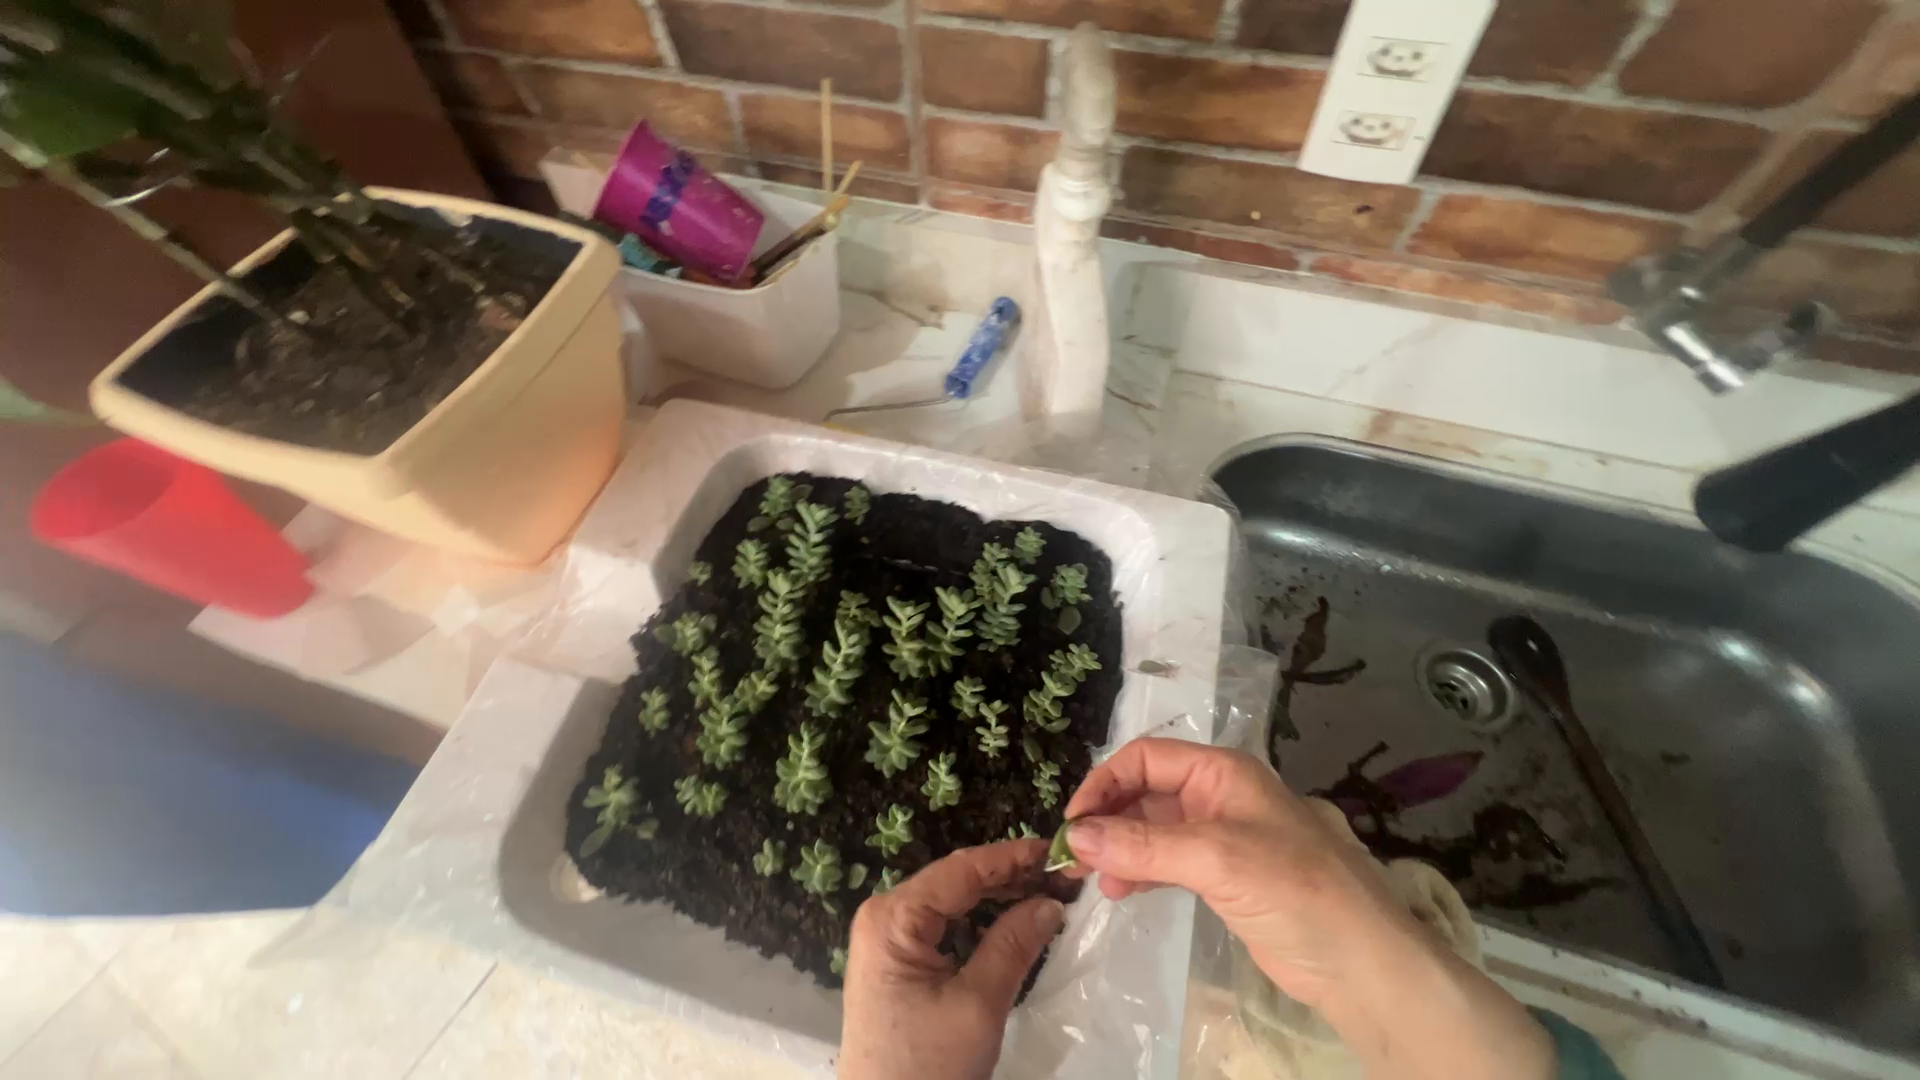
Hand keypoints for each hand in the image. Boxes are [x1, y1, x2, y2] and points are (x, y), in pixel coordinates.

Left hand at [838, 838, 1065, 1079]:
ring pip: (952, 900)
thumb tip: (1052, 902)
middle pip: (956, 879)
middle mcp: (885, 914)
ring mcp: (888, 937)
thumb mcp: (977, 1007)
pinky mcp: (897, 960)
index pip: (961, 868)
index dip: (1011, 855)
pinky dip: (979, 919)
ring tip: (1044, 890)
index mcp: (893, 916)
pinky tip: (1012, 917)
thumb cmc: (927, 1069)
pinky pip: (944, 924)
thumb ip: (1013, 946)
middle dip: (1008, 874)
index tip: (1056, 850)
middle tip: (1059, 875)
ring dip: (997, 894)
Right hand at [1062, 738, 1554, 1079]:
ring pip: (1154, 828)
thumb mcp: (1214, 858)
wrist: (1366, 964)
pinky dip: (1141, 871)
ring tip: (1093, 880)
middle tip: (1074, 855)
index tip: (1075, 822)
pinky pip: (1169, 860)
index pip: (1146, 758)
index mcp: (1222, 771)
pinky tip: (1122, 891)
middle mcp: (1219, 794)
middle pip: (1146, 791)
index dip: (1105, 783)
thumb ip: (1141, 845)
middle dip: (1108, 818)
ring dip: (1121, 848)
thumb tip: (1076, 836)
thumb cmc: (1296, 889)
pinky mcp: (1225, 875)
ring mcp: (1222, 836)